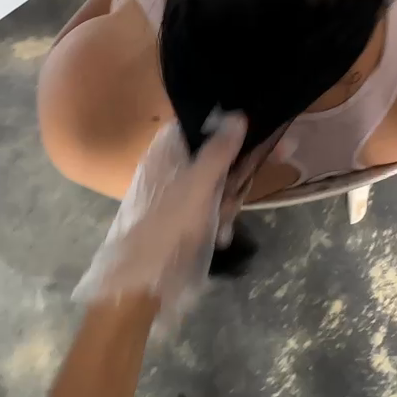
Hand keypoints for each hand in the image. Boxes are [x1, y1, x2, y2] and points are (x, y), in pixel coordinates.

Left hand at [72, 112, 247, 321]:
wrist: (141, 281)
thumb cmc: (169, 224)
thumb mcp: (199, 184)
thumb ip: (220, 149)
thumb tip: (238, 115)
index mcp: (167, 148)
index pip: (200, 122)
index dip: (228, 128)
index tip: (255, 138)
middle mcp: (169, 165)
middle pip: (214, 155)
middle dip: (233, 176)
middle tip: (237, 194)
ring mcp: (173, 192)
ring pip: (215, 184)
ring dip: (226, 203)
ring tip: (223, 225)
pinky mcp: (178, 217)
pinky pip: (207, 207)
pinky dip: (216, 220)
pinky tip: (219, 238)